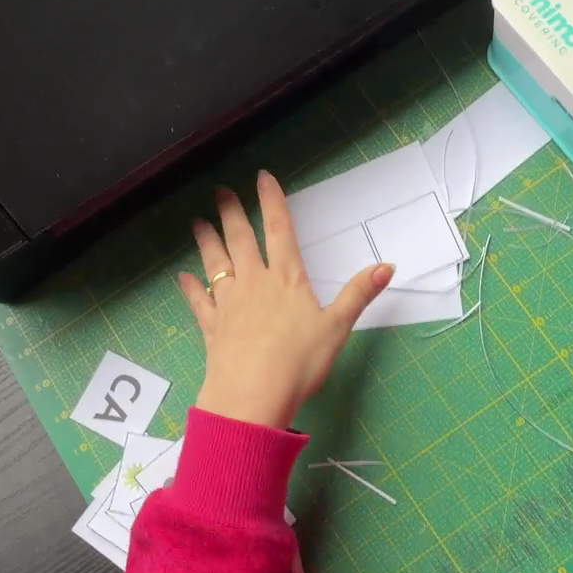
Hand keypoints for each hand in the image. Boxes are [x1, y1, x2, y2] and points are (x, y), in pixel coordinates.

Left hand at [178, 171, 392, 428]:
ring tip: (198, 223)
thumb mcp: (337, 327)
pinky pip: (200, 302)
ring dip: (207, 241)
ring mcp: (229, 304)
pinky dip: (192, 288)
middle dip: (231, 213)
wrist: (253, 395)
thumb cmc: (299, 361)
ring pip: (215, 264)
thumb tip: (388, 265)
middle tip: (220, 192)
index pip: (279, 230)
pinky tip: (184, 278)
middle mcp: (254, 282)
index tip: (262, 177)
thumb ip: (360, 294)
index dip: (271, 201)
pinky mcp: (212, 327)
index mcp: (286, 278)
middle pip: (240, 239)